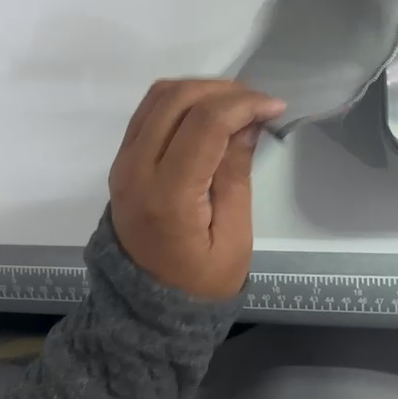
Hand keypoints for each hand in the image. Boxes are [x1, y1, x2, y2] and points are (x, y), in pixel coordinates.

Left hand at [106, 80, 286, 298]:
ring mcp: (123, 162)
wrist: (146, 308)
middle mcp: (136, 170)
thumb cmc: (200, 282)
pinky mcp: (122, 160)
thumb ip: (236, 173)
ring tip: (237, 104)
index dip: (243, 105)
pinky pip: (148, 111)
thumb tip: (248, 122)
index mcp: (167, 197)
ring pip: (159, 96)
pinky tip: (209, 113)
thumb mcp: (233, 238)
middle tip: (258, 103)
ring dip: (201, 90)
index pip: (204, 124)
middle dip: (224, 91)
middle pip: (178, 99)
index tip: (275, 107)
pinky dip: (180, 100)